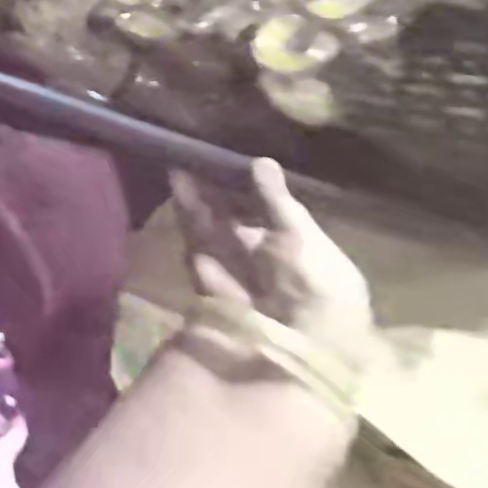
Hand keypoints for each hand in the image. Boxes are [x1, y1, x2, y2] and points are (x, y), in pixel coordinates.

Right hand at [170, 158, 374, 369]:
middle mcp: (268, 252)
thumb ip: (276, 200)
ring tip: (184, 157)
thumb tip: (262, 160)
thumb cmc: (311, 284)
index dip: (259, 188)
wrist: (279, 333)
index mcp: (305, 250)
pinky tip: (177, 178)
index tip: (239, 161)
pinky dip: (185, 204)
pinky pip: (194, 227)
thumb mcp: (302, 237)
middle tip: (205, 154)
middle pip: (241, 212)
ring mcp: (233, 257)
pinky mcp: (201, 260)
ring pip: (214, 217)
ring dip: (200, 190)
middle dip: (223, 186)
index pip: (278, 212)